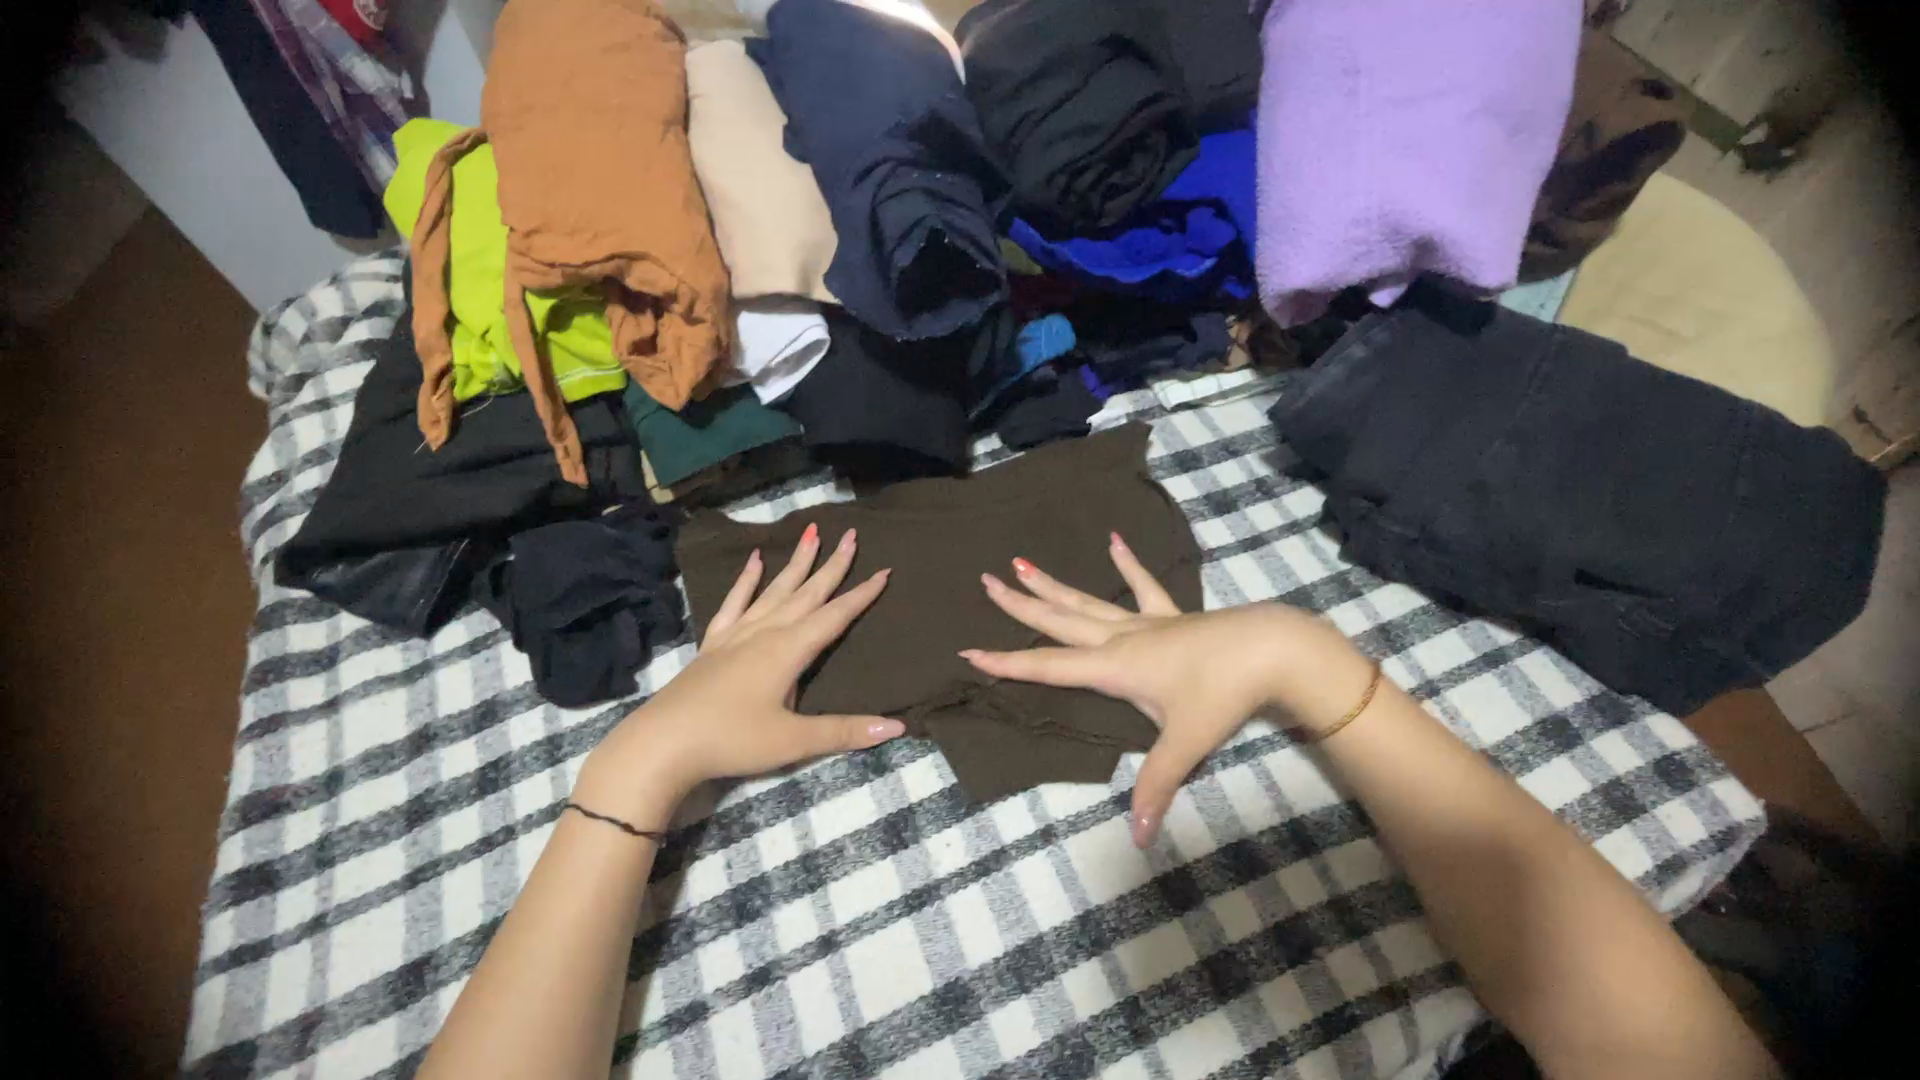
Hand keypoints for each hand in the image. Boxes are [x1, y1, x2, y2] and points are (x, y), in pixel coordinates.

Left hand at [576, 525, 903, 825]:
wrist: (663, 744)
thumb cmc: (732, 741)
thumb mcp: (794, 741)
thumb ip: (845, 731)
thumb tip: (897, 728)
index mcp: (789, 650)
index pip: (835, 616)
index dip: (861, 595)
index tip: (884, 571)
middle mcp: (765, 632)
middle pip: (807, 592)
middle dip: (832, 565)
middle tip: (851, 534)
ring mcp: (736, 635)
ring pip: (774, 590)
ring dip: (796, 563)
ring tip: (811, 534)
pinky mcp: (713, 644)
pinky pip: (735, 602)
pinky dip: (746, 580)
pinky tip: (754, 561)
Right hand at [962, 533, 1373, 846]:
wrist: (1273, 650)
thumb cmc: (1223, 695)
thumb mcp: (1185, 745)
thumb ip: (1156, 788)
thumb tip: (1138, 839)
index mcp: (1113, 667)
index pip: (1048, 667)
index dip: (1007, 663)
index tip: (969, 652)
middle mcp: (1121, 638)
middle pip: (1059, 621)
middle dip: (1020, 605)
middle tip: (986, 581)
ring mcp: (1147, 622)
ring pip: (1088, 602)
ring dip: (1054, 584)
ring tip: (1022, 562)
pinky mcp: (1173, 615)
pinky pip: (1144, 586)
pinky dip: (1128, 564)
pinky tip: (1115, 540)